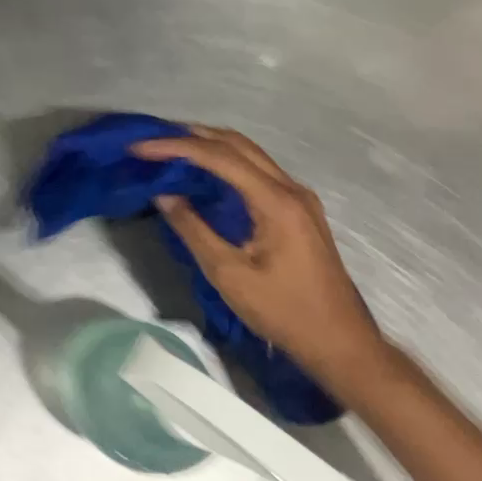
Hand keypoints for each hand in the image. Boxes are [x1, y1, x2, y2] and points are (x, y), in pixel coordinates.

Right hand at [132, 126, 387, 382]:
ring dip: (207, 145)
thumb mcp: (229, 274)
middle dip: (189, 136)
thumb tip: (163, 194)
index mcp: (276, 201)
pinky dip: (224, 161)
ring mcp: (299, 198)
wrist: (342, 345)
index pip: (218, 156)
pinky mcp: (298, 210)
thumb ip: (193, 229)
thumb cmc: (285, 312)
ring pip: (248, 152)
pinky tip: (202, 172)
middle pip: (235, 143)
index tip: (139, 147)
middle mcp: (291, 189)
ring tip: (169, 149)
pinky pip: (256, 169)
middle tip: (151, 140)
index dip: (174, 146)